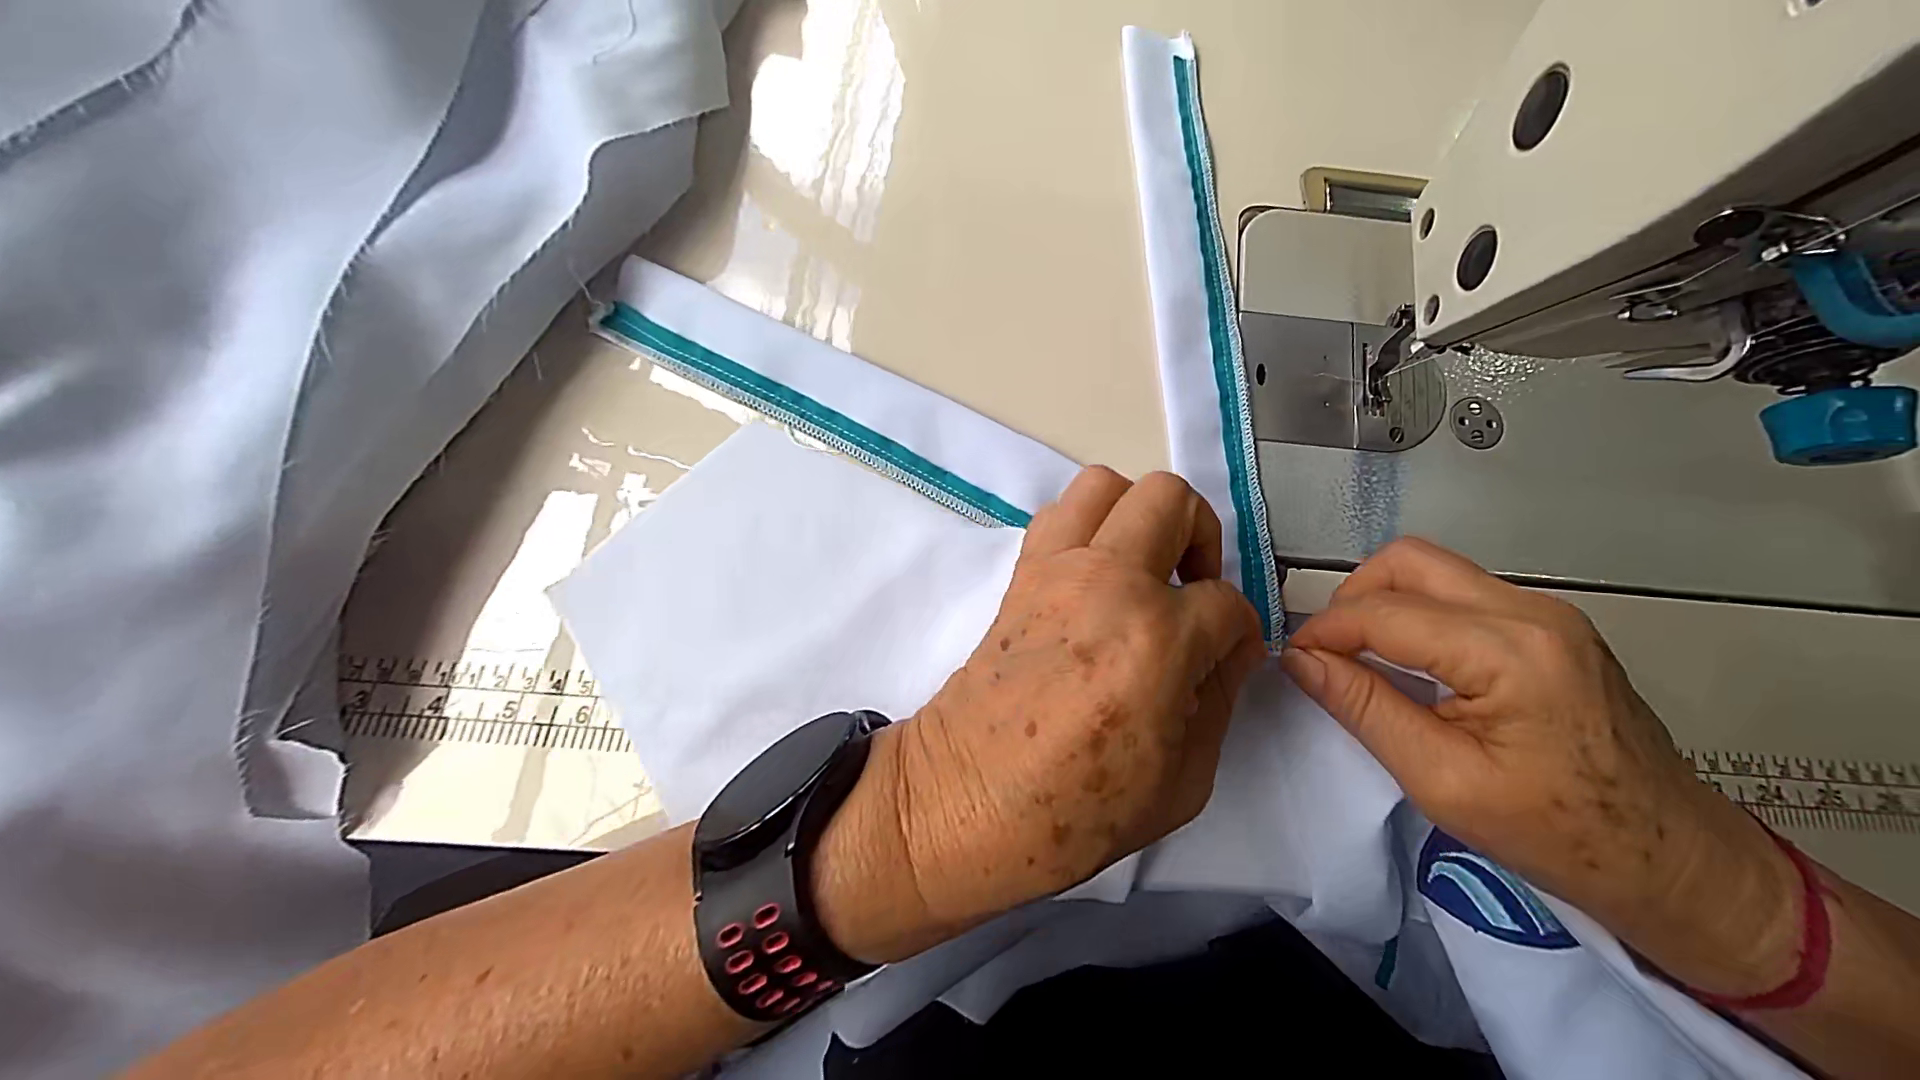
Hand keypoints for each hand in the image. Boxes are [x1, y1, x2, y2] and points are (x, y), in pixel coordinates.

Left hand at [812, 467, 1266, 963]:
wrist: (965, 800)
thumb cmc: (1077, 811)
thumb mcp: (1186, 780)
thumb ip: (1218, 696)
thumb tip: (1225, 646)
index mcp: (1157, 639)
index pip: (1226, 601)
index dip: (1237, 630)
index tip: (1224, 653)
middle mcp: (1107, 583)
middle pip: (1171, 499)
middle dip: (1199, 536)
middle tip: (1191, 588)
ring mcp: (1056, 570)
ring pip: (1106, 484)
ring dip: (1138, 515)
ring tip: (1142, 570)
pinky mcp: (1019, 575)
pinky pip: (1058, 513)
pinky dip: (1087, 526)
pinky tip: (1094, 578)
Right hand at [1279, 538, 1801, 996]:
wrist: (1679, 864)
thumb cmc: (1558, 835)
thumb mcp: (1440, 780)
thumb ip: (1362, 707)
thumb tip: (1297, 659)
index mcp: (1508, 652)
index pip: (1383, 613)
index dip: (1322, 631)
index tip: (1291, 660)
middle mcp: (1531, 612)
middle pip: (1407, 562)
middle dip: (1350, 599)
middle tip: (1328, 653)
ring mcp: (1548, 614)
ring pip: (1432, 569)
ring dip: (1382, 603)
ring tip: (1360, 656)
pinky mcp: (1552, 626)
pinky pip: (1460, 593)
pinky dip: (1416, 613)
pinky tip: (1408, 660)